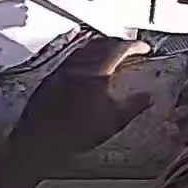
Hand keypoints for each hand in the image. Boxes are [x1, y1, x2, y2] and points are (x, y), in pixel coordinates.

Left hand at [6, 38, 153, 155]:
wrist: (39, 144)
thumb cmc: (77, 133)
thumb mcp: (113, 121)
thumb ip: (133, 106)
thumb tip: (147, 97)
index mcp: (95, 71)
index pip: (118, 48)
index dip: (134, 46)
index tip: (144, 48)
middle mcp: (77, 66)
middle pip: (100, 43)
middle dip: (118, 42)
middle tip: (129, 49)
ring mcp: (61, 72)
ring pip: (84, 49)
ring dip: (100, 47)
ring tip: (110, 55)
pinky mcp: (49, 81)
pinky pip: (71, 60)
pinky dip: (85, 57)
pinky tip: (87, 69)